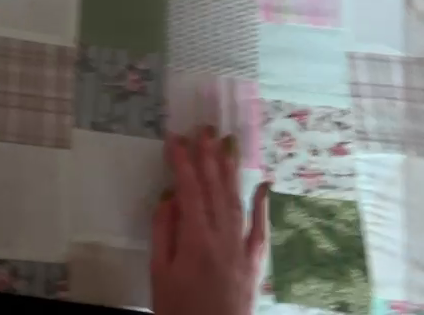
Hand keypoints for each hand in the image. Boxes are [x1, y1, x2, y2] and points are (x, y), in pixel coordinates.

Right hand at [150, 127, 269, 314]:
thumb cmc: (178, 311)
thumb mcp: (158, 273)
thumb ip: (163, 231)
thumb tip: (169, 196)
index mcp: (196, 240)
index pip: (189, 189)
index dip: (182, 161)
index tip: (175, 137)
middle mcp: (223, 239)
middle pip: (215, 188)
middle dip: (209, 155)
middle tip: (204, 128)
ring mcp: (243, 251)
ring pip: (236, 201)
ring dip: (230, 170)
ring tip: (225, 143)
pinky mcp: (256, 265)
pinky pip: (262, 230)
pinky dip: (264, 206)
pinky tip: (265, 185)